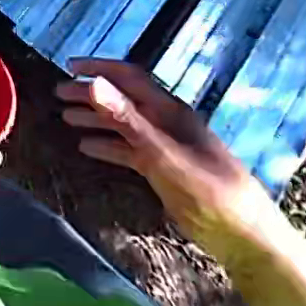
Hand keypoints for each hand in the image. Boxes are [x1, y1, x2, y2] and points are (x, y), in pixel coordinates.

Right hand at [57, 58, 287, 267]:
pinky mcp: (164, 170)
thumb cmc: (211, 193)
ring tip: (66, 118)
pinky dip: (107, 145)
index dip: (100, 68)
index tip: (70, 66)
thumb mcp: (164, 156)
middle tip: (58, 95)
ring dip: (95, 118)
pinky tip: (86, 148)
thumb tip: (94, 84)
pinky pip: (129, 150)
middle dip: (90, 94)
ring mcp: (165, 146)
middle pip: (122, 99)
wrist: (247, 238)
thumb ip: (129, 121)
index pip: (129, 77)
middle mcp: (166, 122)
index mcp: (169, 111)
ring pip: (123, 124)